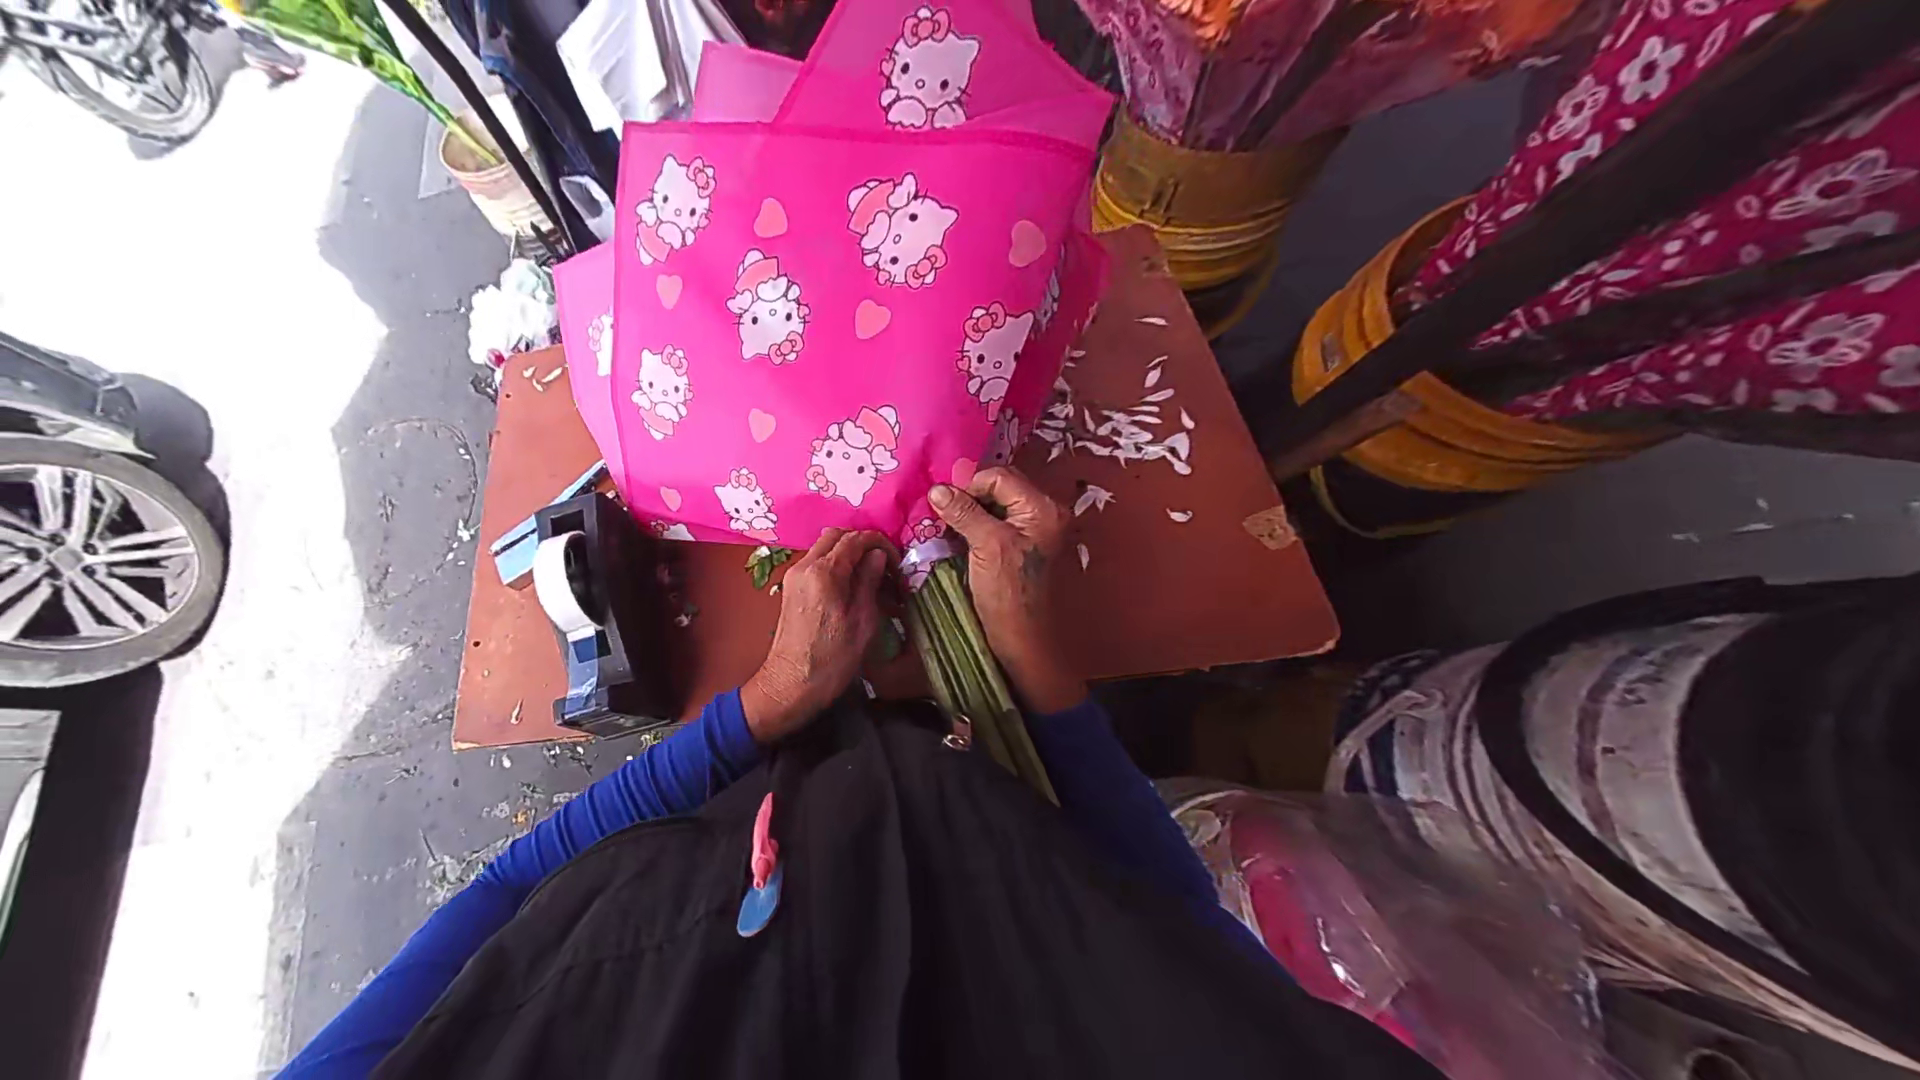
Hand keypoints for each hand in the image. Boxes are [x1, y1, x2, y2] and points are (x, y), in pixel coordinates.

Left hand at [741, 528, 891, 742]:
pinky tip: (854, 587)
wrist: (790, 685)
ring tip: (872, 578)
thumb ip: (869, 581)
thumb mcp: (863, 621)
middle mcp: (805, 566)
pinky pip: (817, 563)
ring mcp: (795, 576)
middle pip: (837, 536)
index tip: (896, 561)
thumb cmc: (832, 659)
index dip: (880, 543)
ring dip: (850, 554)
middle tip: (884, 566)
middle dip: (863, 544)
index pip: (855, 538)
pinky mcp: (792, 588)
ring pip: (826, 548)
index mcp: (824, 572)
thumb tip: (878, 556)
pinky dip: (837, 566)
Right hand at [928, 467, 1085, 713]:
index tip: (944, 506)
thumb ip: (964, 513)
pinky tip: (958, 535)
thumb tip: (936, 489)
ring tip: (948, 525)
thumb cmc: (1008, 593)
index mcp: (1043, 508)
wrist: (1021, 638)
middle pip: (998, 487)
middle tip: (943, 514)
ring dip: (969, 510)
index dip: (969, 486)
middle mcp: (1043, 512)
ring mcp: (1033, 528)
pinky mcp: (1021, 543)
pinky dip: (975, 523)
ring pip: (994, 503)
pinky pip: (996, 520)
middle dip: (969, 496)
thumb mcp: (986, 546)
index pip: (999, 477)